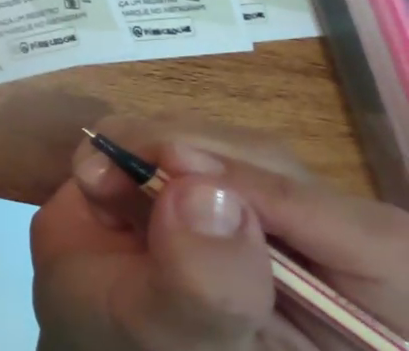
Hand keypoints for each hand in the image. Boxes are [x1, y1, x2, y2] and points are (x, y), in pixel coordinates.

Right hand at [31, 115, 408, 349]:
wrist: (80, 318)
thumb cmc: (128, 345)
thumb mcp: (171, 332)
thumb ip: (205, 283)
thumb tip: (203, 191)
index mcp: (359, 317)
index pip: (375, 244)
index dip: (287, 200)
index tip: (184, 175)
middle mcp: (326, 255)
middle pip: (291, 176)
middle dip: (196, 163)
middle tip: (117, 175)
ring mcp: (263, 208)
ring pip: (229, 141)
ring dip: (143, 145)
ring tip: (97, 186)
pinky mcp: (205, 174)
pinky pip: (174, 126)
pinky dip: (120, 139)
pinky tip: (100, 181)